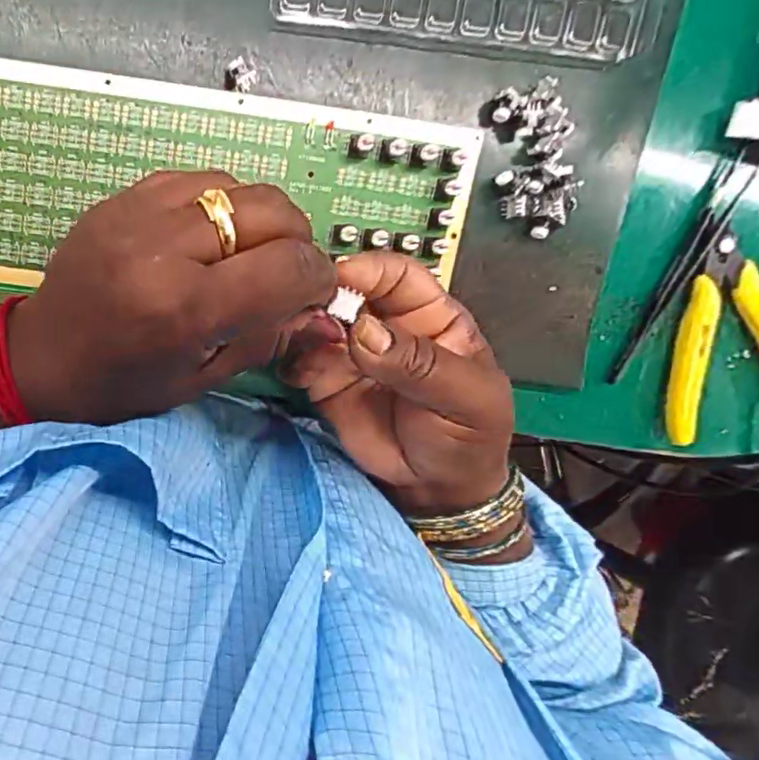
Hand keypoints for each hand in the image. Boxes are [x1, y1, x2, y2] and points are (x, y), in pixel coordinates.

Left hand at [10, 170, 337, 424]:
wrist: (40, 357)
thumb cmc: (116, 383)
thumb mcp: (197, 378)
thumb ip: (266, 338)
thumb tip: (318, 309)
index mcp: (182, 307)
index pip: (288, 267)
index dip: (317, 278)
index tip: (313, 290)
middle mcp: (160, 249)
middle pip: (271, 210)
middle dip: (295, 240)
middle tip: (284, 269)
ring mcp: (134, 215)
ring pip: (235, 184)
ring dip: (256, 217)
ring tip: (243, 252)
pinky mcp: (117, 201)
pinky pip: (191, 179)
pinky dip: (215, 202)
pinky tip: (206, 234)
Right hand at [281, 252, 513, 514]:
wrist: (433, 489)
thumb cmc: (468, 437)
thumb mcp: (465, 398)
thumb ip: (419, 363)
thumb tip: (364, 331)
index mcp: (428, 317)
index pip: (395, 275)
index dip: (368, 270)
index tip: (340, 278)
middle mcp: (383, 327)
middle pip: (345, 293)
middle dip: (324, 298)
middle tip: (310, 315)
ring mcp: (349, 354)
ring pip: (314, 324)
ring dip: (302, 329)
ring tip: (304, 349)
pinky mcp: (323, 381)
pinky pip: (298, 360)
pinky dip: (290, 360)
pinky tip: (298, 373)